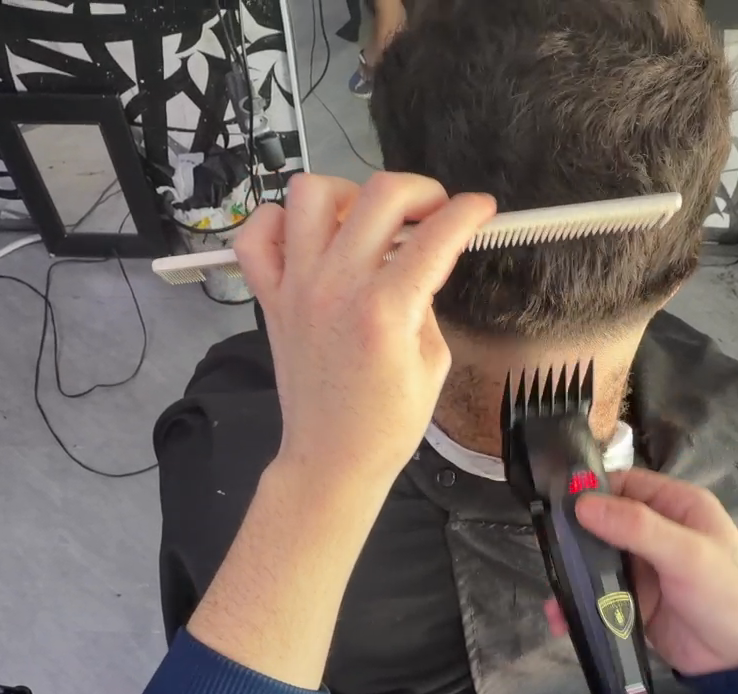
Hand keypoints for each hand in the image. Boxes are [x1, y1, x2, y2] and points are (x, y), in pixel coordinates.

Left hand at [234, 172, 496, 488]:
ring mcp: (297, 287)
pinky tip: (308, 239)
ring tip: (367, 221)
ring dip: (348, 194)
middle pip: (380, 194)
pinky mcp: (271, 299)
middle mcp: (338, 286)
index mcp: (387, 309)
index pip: (436, 236)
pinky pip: (256, 236)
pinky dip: (279, 223)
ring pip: (310, 193)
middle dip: (420, 190)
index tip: (480, 209)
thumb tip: (419, 263)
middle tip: (433, 212)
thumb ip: (426, 302)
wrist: (332, 458)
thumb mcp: (433, 363)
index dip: (468, 213)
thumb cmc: (388, 425)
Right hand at [545, 469, 737, 676]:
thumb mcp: (687, 556)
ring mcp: (645, 569)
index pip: (626, 484)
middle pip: (605, 524)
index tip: (558, 507)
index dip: (593, 491)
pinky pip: (600, 596)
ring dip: (573, 577)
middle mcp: (658, 532)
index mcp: (678, 507)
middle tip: (547, 553)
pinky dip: (580, 606)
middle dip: (575, 539)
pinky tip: (562, 618)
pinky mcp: (635, 602)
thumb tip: (582, 504)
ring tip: (553, 596)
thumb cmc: (729, 595)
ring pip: (597, 563)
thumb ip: (637, 528)